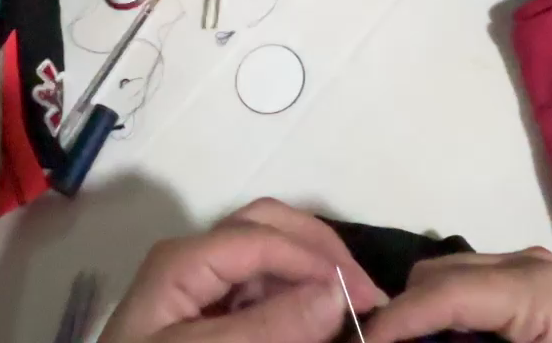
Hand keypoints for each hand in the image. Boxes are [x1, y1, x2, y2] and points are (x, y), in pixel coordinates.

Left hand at [99, 198, 388, 342]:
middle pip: (266, 225)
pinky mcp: (210, 310)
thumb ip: (270, 327)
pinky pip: (259, 285)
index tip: (364, 295)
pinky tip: (318, 316)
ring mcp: (202, 283)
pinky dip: (293, 293)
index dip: (315, 258)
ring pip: (268, 252)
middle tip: (366, 290)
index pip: (261, 236)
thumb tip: (337, 291)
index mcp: (184, 259)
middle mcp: (195, 258)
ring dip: (311, 268)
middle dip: (319, 248)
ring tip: (351, 300)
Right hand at [364, 248, 551, 342]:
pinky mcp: (521, 282)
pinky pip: (465, 288)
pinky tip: (440, 340)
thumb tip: (379, 340)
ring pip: (445, 278)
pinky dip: (446, 316)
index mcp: (537, 289)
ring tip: (406, 341)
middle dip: (406, 316)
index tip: (358, 340)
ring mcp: (527, 269)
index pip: (448, 292)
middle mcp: (529, 264)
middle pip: (440, 277)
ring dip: (423, 316)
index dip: (398, 318)